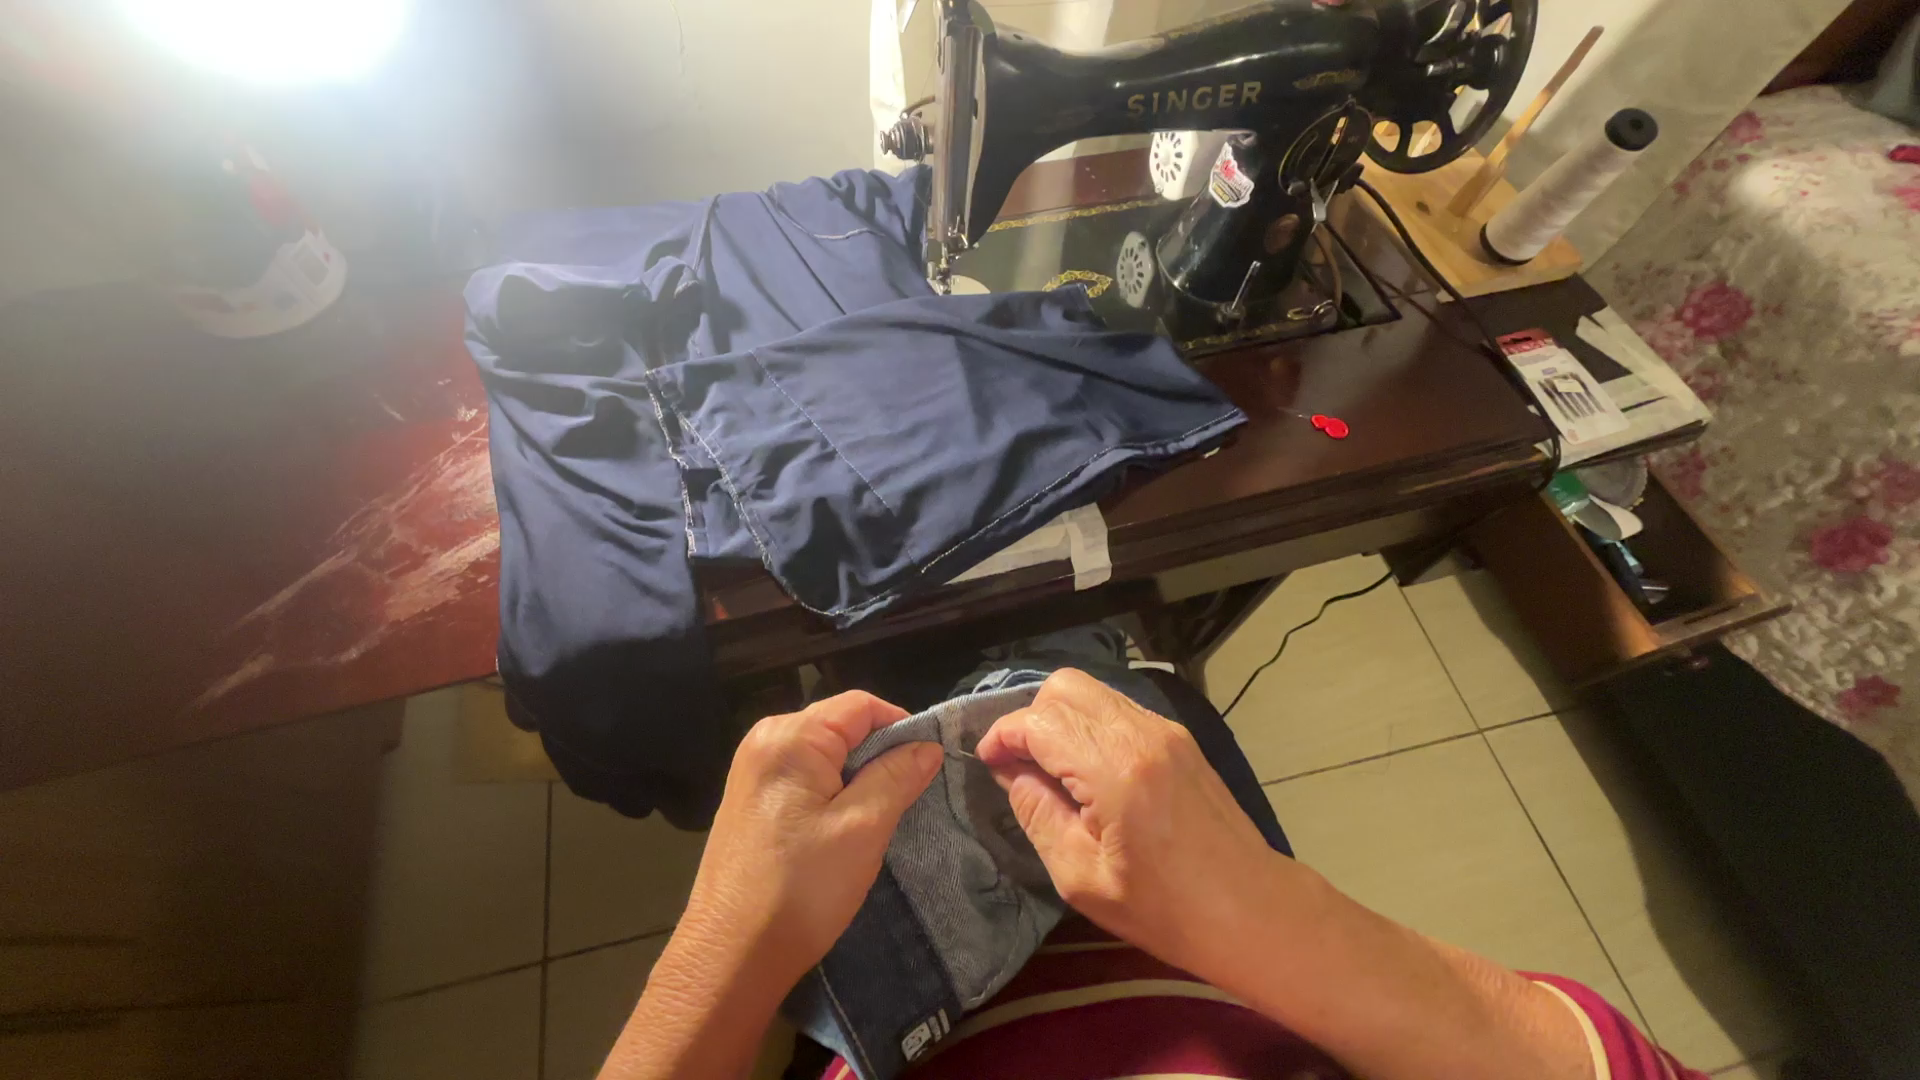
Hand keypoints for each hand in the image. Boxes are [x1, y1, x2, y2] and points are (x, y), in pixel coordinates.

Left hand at [674, 691, 943, 986]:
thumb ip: (897, 776)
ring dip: (856, 775)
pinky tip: (840, 828)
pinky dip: (831, 791)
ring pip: (824, 753)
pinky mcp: (750, 799)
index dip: (900, 726)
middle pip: (840, 724)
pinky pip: (804, 775)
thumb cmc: (802, 888)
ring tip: (875, 815)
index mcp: (791, 736)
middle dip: (878, 753)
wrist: (730, 958)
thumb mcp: (863, 827)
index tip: (926, 766)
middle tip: (903, 796)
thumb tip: (928, 745)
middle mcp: (766, 739)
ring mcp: (752, 770)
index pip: (861, 705)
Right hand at [975, 669, 1285, 980]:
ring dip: (1058, 717)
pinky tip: (1085, 766)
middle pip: (1064, 686)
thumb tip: (1010, 770)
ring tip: (1050, 766)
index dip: (1003, 736)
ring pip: (1090, 689)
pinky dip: (1086, 723)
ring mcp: (1163, 728)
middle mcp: (1140, 731)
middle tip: (1020, 764)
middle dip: (1029, 717)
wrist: (1252, 910)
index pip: (1039, 721)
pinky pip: (1115, 707)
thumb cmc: (1164, 908)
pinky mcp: (1177, 735)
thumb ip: (1036, 812)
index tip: (989, 764)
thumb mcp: (1081, 876)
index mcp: (1115, 768)